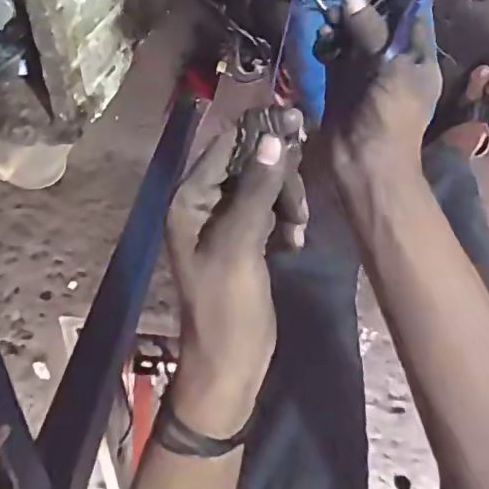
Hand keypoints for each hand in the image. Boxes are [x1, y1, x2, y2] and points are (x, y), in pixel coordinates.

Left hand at [165, 106, 305, 434]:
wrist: (229, 368)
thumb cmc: (226, 307)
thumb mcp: (240, 245)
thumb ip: (257, 189)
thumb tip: (274, 138)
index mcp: (190, 198)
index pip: (226, 145)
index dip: (261, 130)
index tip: (298, 120)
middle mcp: (204, 202)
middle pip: (249, 162)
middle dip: (279, 176)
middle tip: (298, 206)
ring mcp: (226, 220)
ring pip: (264, 185)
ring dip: (287, 200)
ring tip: (297, 230)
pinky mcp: (245, 238)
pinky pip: (270, 209)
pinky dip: (286, 219)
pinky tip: (294, 241)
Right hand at [320, 0, 441, 183]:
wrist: (366, 163)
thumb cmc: (391, 116)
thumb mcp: (390, 68)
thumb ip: (372, 30)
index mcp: (417, 56)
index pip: (410, 14)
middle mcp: (392, 58)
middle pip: (376, 19)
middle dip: (359, 2)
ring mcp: (364, 68)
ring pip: (352, 32)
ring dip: (340, 19)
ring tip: (327, 10)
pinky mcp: (339, 78)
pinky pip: (333, 50)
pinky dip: (327, 39)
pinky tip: (322, 34)